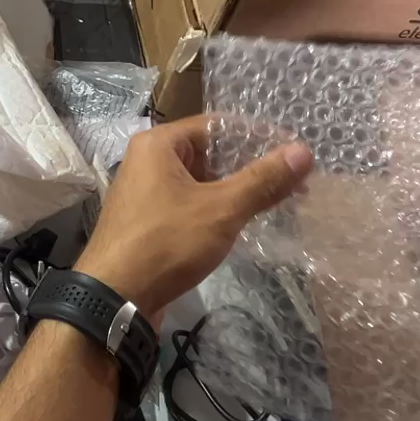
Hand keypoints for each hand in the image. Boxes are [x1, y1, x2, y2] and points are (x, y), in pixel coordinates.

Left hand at [76, 114, 312, 318]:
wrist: (116, 295)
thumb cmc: (166, 241)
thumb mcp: (221, 209)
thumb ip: (262, 180)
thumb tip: (303, 150)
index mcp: (158, 144)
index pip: (215, 125)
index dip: (256, 135)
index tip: (294, 148)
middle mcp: (148, 160)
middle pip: (207, 152)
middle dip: (248, 165)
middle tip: (294, 179)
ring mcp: (146, 191)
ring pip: (199, 180)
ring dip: (234, 189)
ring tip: (279, 200)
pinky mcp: (149, 219)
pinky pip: (189, 202)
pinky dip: (216, 208)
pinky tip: (244, 223)